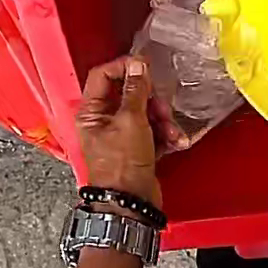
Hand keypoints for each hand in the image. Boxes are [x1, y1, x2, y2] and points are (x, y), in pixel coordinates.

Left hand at [76, 56, 162, 206]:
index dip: (123, 67)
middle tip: (162, 109)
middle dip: (151, 100)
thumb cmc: (123, 164)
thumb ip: (135, 91)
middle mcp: (102, 120)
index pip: (103, 75)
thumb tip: (137, 64)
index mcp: (92, 111)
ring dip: (162, 120)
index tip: (145, 66)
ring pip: (145, 112)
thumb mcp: (131, 121)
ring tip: (170, 133)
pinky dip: (165, 134)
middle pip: (128, 94)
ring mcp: (120, 134)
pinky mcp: (136, 147)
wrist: (132, 204)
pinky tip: (175, 142)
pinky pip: (153, 131)